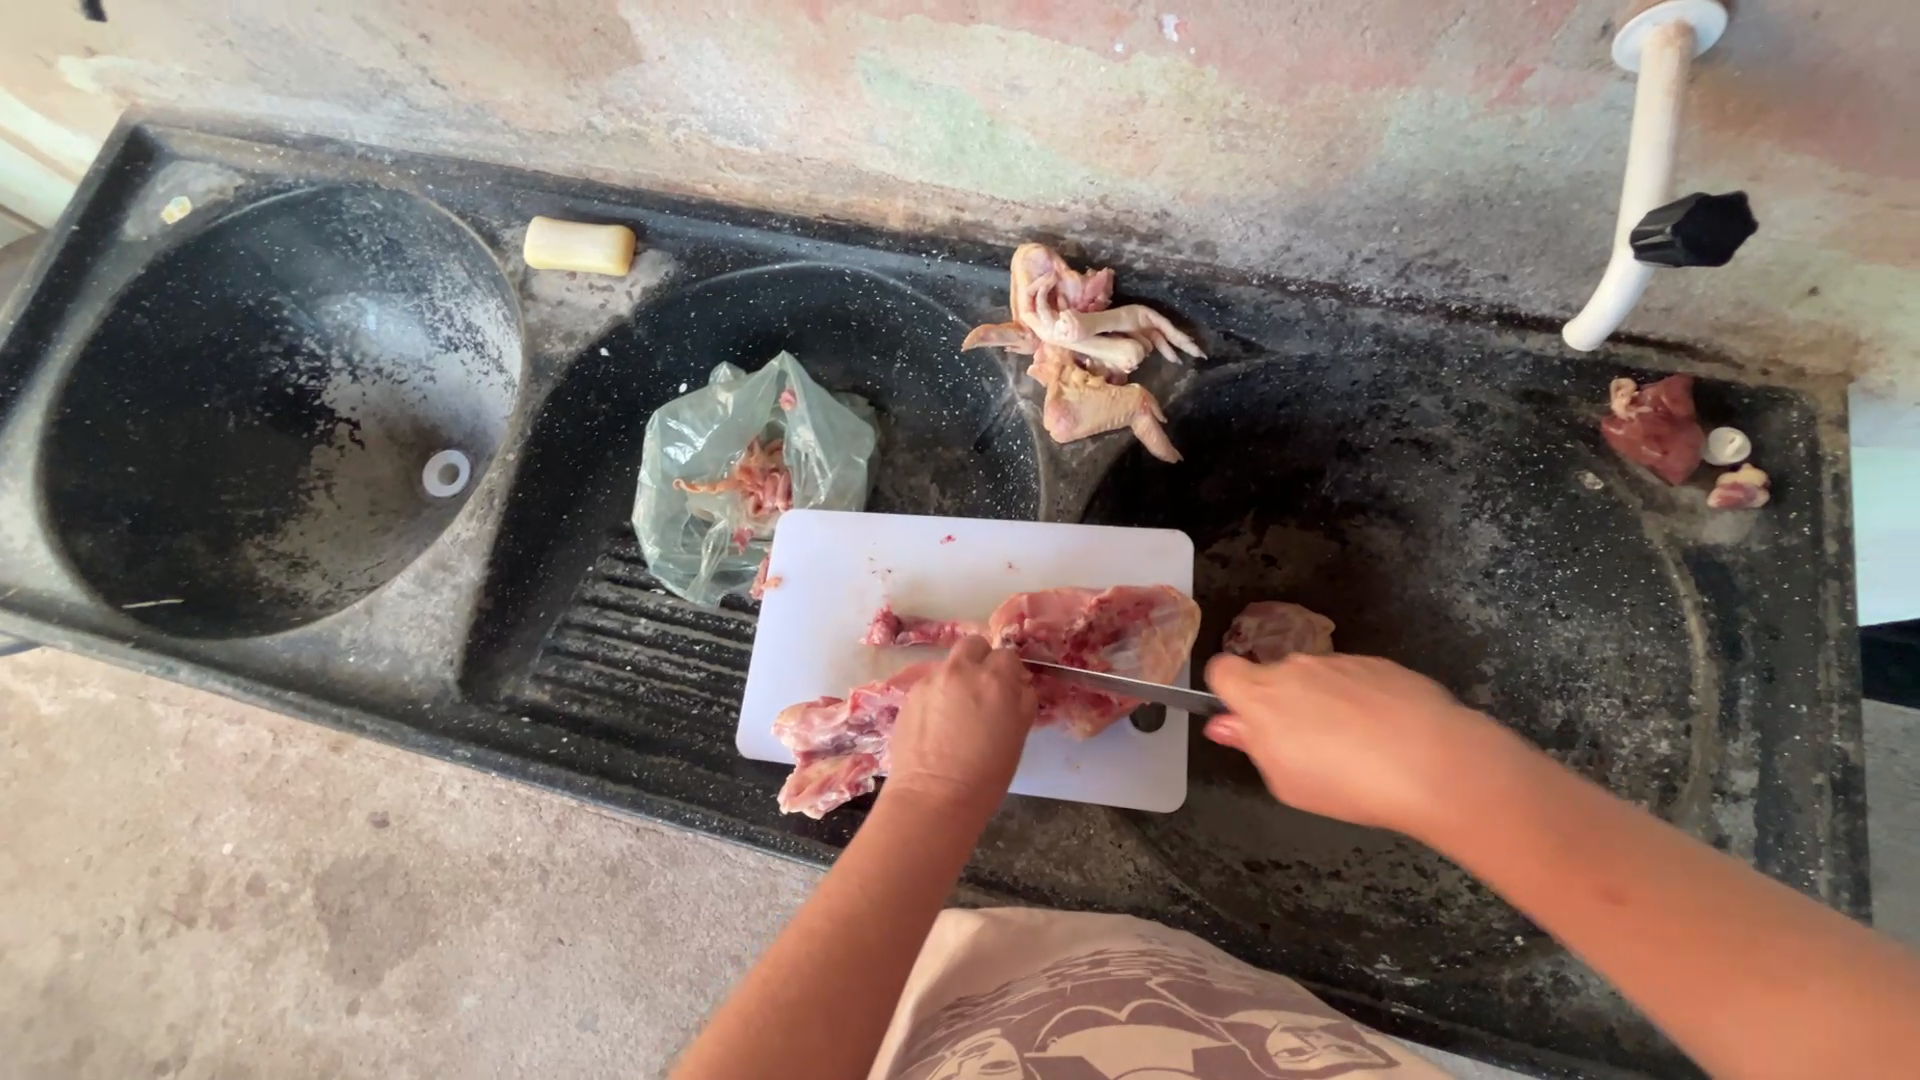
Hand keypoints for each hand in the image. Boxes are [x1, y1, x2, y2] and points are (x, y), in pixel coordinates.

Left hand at [885, 636, 1037, 818]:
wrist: (933, 797)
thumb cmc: (986, 775)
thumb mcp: (1018, 736)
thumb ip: (1021, 702)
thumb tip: (1020, 686)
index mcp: (995, 679)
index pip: (1007, 655)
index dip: (1009, 672)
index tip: (1009, 689)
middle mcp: (961, 670)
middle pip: (974, 644)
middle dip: (981, 659)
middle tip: (982, 688)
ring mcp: (932, 680)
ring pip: (949, 664)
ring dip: (957, 677)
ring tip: (957, 710)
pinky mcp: (910, 694)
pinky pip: (930, 683)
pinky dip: (937, 694)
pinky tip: (936, 722)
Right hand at [1203, 652, 1524, 836]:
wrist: (1437, 765)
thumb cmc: (1349, 784)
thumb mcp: (1285, 782)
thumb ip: (1251, 746)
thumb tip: (1226, 725)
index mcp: (1261, 696)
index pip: (1220, 669)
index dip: (1228, 691)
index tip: (1244, 717)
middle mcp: (1294, 668)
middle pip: (1272, 676)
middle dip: (1281, 703)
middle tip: (1305, 744)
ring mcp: (1338, 662)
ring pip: (1314, 677)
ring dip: (1322, 701)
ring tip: (1355, 744)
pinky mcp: (1379, 663)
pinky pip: (1354, 678)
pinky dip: (1360, 699)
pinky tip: (1384, 733)